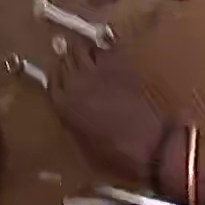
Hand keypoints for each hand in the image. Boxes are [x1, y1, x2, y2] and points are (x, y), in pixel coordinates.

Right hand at [49, 48, 172, 181]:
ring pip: (81, 48)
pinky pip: (103, 50)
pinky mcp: (118, 63)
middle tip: (76, 68)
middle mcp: (75, 82)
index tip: (64, 81)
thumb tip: (70, 112)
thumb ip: (73, 123)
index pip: (51, 81)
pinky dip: (104, 54)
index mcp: (64, 105)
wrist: (152, 145)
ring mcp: (96, 69)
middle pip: (64, 60)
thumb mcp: (86, 147)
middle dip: (69, 63)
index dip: (59, 80)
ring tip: (90, 60)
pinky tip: (109, 62)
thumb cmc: (118, 156)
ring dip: (84, 54)